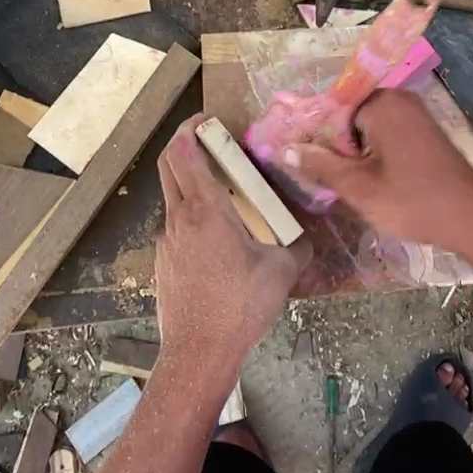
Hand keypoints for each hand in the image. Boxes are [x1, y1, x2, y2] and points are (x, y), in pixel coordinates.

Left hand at [155, 115, 310, 374]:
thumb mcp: (281, 272)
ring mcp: (166, 239)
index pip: (185, 152)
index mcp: (205, 209)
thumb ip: (298, 246)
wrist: (198, 353)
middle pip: (168, 164)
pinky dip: (189, 212)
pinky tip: (216, 235)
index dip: (191, 127)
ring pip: (171, 194)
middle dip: (184, 142)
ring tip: (222, 190)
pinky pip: (175, 224)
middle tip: (209, 139)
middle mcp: (179, 217)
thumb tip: (309, 234)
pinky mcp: (163, 260)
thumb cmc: (239, 306)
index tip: (207, 119)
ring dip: (189, 180)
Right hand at [286, 89, 472, 252]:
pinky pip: (383, 130)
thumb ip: (320, 165)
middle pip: (347, 113)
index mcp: (380, 102)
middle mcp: (397, 97)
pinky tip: (366, 176)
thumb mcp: (359, 188)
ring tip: (339, 179)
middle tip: (317, 174)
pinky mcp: (422, 129)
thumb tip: (285, 150)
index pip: (329, 106)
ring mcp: (413, 112)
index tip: (295, 155)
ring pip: (364, 124)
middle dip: (330, 141)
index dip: (309, 131)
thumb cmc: (413, 201)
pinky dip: (370, 149)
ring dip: (350, 149)